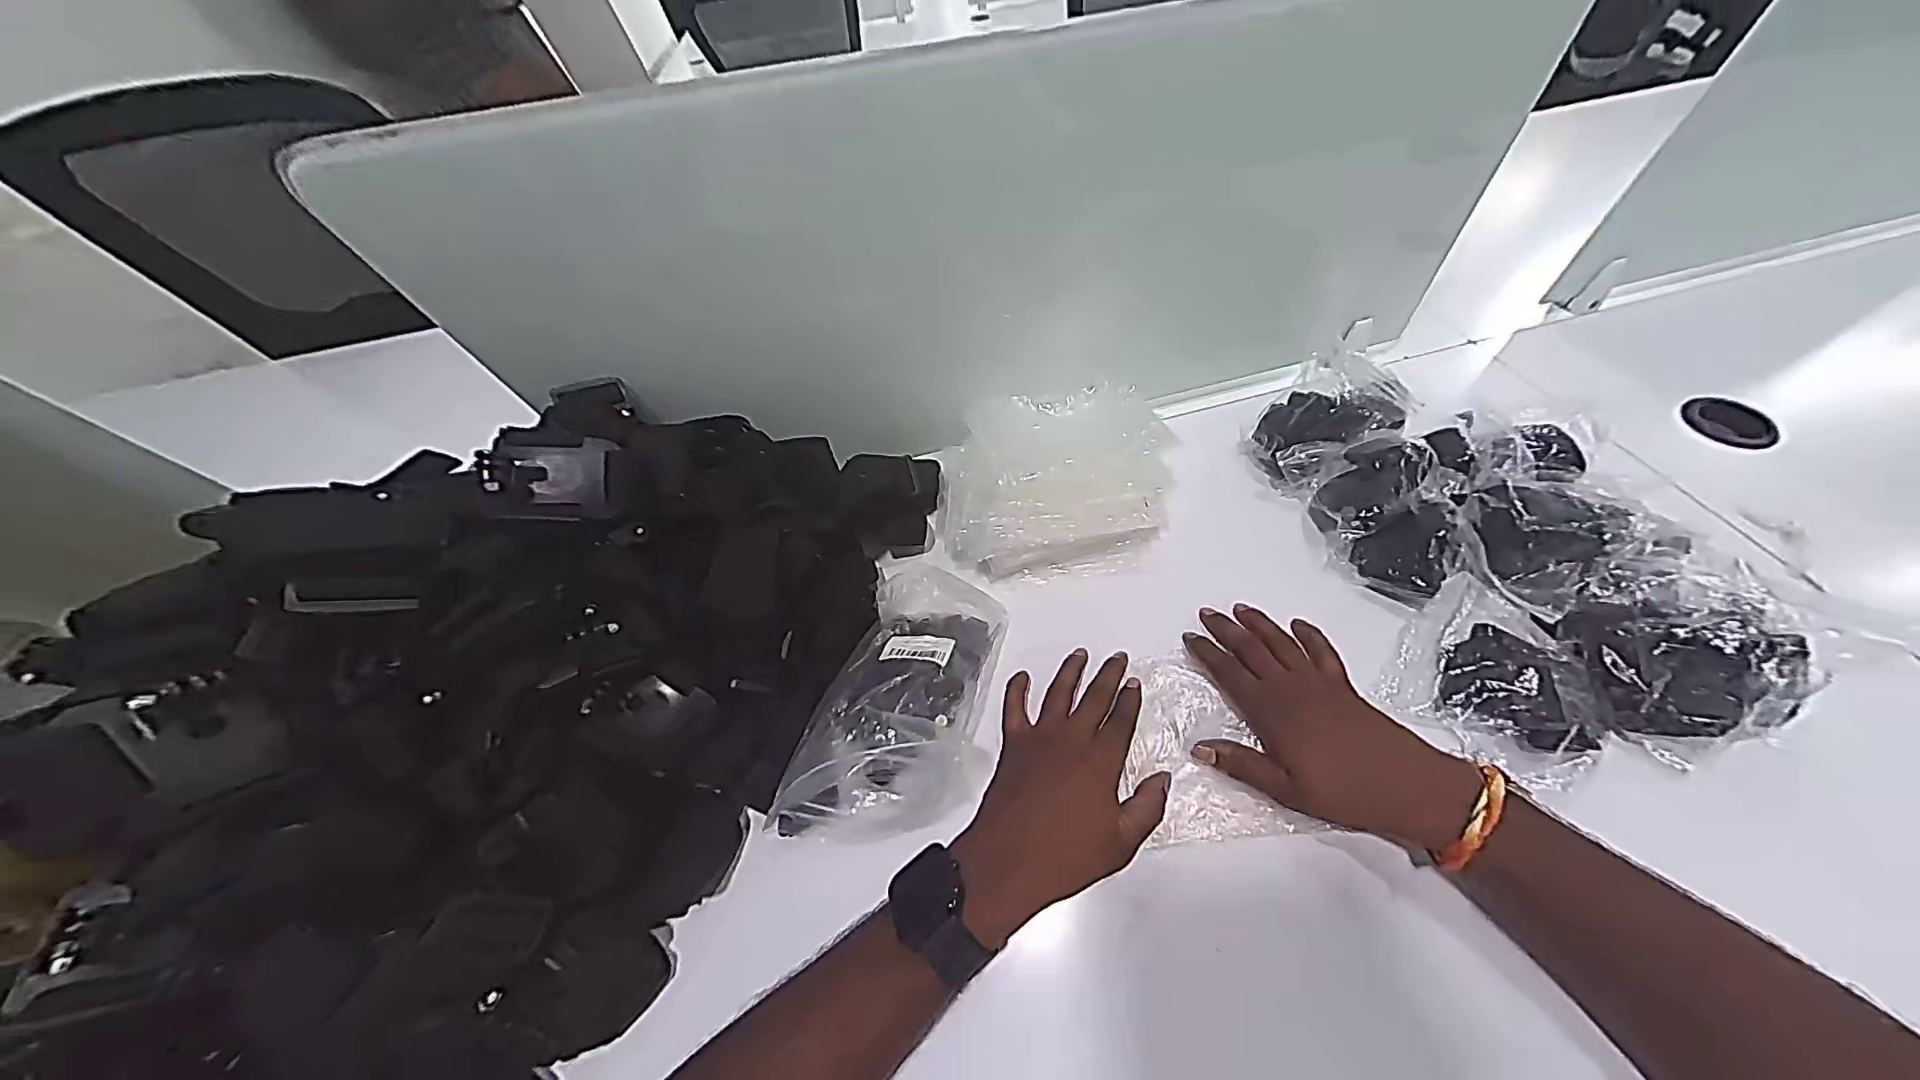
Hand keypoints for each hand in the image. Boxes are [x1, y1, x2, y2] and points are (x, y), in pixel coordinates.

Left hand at [951, 651, 1170, 948]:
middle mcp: (1071, 741)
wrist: (1008, 860)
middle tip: (1117, 659)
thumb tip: (1162, 781)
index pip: (1121, 720)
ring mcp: (1039, 739)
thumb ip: (1147, 808)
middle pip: (1094, 698)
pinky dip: (1018, 689)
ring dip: (1071, 672)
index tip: (1135, 684)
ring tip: (1080, 655)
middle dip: (1109, 675)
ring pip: (1058, 693)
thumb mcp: (1121, 842)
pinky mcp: (1013, 745)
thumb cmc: (1064, 856)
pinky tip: (1023, 677)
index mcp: (1100, 762)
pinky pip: (1014, 708)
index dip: (1130, 700)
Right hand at [1183, 606, 1481, 853]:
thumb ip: (1242, 765)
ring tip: (1241, 610)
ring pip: (1281, 643)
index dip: (1207, 653)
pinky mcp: (1343, 687)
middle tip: (1207, 615)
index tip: (1191, 639)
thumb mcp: (1285, 789)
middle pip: (1251, 649)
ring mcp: (1319, 684)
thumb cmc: (1346, 792)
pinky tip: (1299, 625)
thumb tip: (1202, 750)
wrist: (1409, 786)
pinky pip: (1322, 651)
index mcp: (1272, 713)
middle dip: (1226, 629)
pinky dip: (1309, 634)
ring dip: (1259, 624)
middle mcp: (1292, 690)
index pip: (1230, 673)